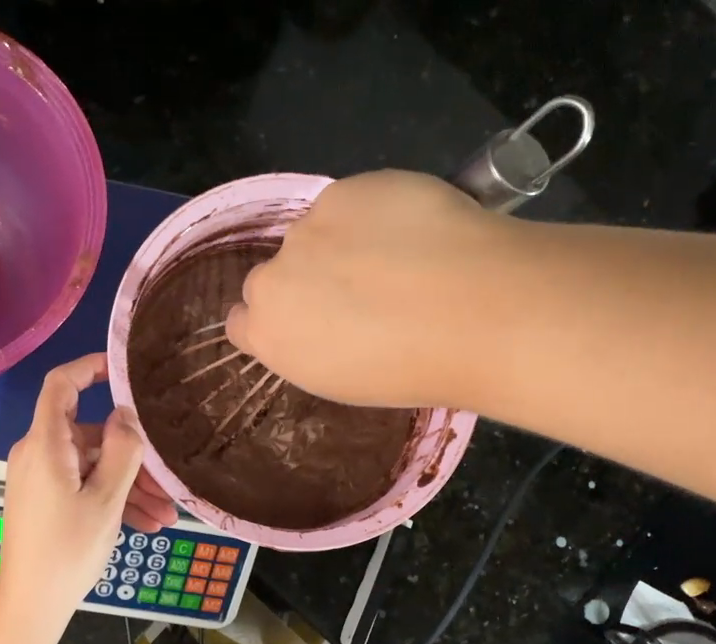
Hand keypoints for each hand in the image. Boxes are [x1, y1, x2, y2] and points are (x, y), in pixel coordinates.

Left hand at [0, 354, 176, 626]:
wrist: (31, 604)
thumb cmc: (67, 549)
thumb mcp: (105, 500)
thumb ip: (121, 451)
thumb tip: (125, 415)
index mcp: (45, 444)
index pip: (60, 385)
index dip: (89, 368)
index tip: (123, 372)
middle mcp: (36, 454)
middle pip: (88, 434)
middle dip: (131, 455)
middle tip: (166, 481)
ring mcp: (38, 480)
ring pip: (90, 466)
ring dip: (127, 486)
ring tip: (165, 515)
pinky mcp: (42, 502)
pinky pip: (80, 487)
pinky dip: (109, 500)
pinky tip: (145, 524)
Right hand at [225, 169, 516, 407]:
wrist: (473, 311)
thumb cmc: (409, 368)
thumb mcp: (342, 379)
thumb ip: (309, 346)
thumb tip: (318, 321)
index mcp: (267, 335)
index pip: (242, 321)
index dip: (277, 319)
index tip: (311, 323)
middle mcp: (272, 280)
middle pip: (273, 275)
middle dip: (304, 279)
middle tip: (358, 291)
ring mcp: (306, 231)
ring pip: (311, 235)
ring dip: (336, 243)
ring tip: (393, 256)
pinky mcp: (344, 192)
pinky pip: (347, 202)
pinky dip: (371, 212)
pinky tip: (410, 229)